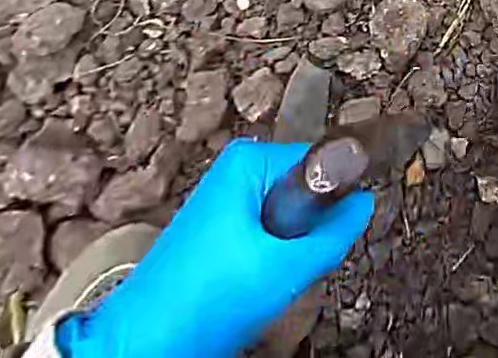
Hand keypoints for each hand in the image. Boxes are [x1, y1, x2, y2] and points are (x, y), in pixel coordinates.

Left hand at [56, 140, 374, 357]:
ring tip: (271, 275)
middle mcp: (237, 167)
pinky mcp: (216, 224)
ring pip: (287, 211)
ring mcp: (224, 195)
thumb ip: (336, 233)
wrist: (132, 352)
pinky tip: (256, 281)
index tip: (325, 234)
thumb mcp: (285, 270)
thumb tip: (365, 203)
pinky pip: (266, 226)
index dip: (331, 200)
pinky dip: (270, 253)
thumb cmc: (204, 303)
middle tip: (294, 261)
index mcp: (250, 160)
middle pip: (304, 188)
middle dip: (308, 226)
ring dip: (290, 244)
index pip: (320, 163)